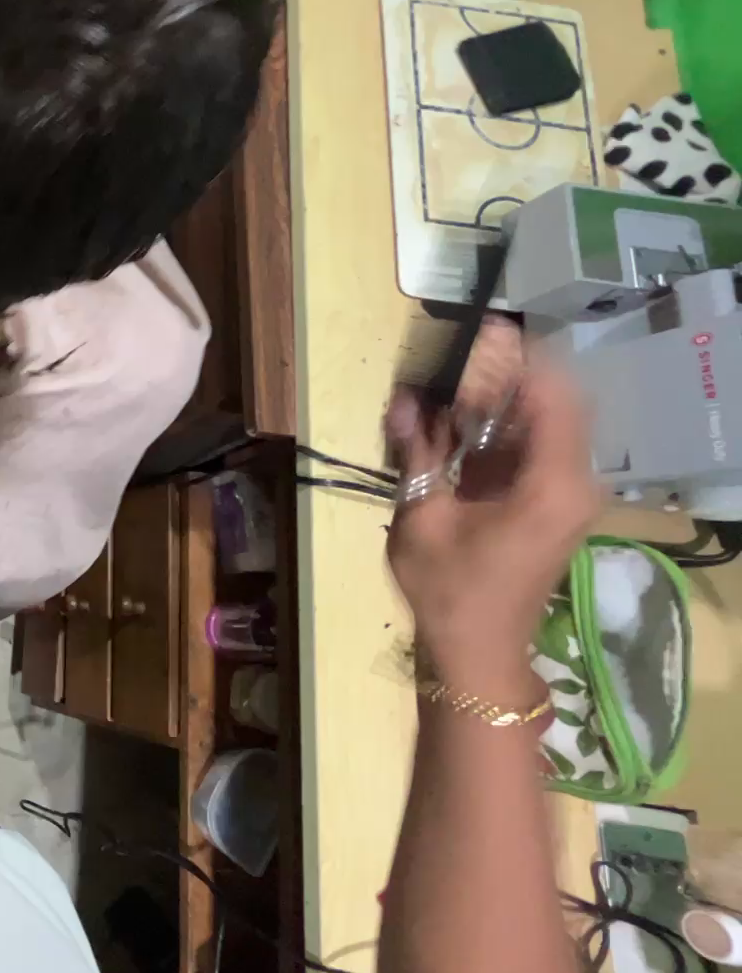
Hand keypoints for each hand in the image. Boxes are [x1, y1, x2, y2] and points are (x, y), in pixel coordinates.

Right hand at [386, 348, 598, 692]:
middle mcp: (571, 481)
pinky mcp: (544, 502)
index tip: (488, 330)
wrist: (477, 642)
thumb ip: (418, 454)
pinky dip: (492, 432)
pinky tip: (453, 422)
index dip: (524, 360)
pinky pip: (525, 451)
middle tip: (454, 355)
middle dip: (503, 377)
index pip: (553, 399)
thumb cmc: (449, 583)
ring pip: (537, 427)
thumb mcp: (422, 516)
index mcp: (551, 484)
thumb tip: (401, 400)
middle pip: (550, 408)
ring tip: (445, 383)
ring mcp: (561, 493)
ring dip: (493, 404)